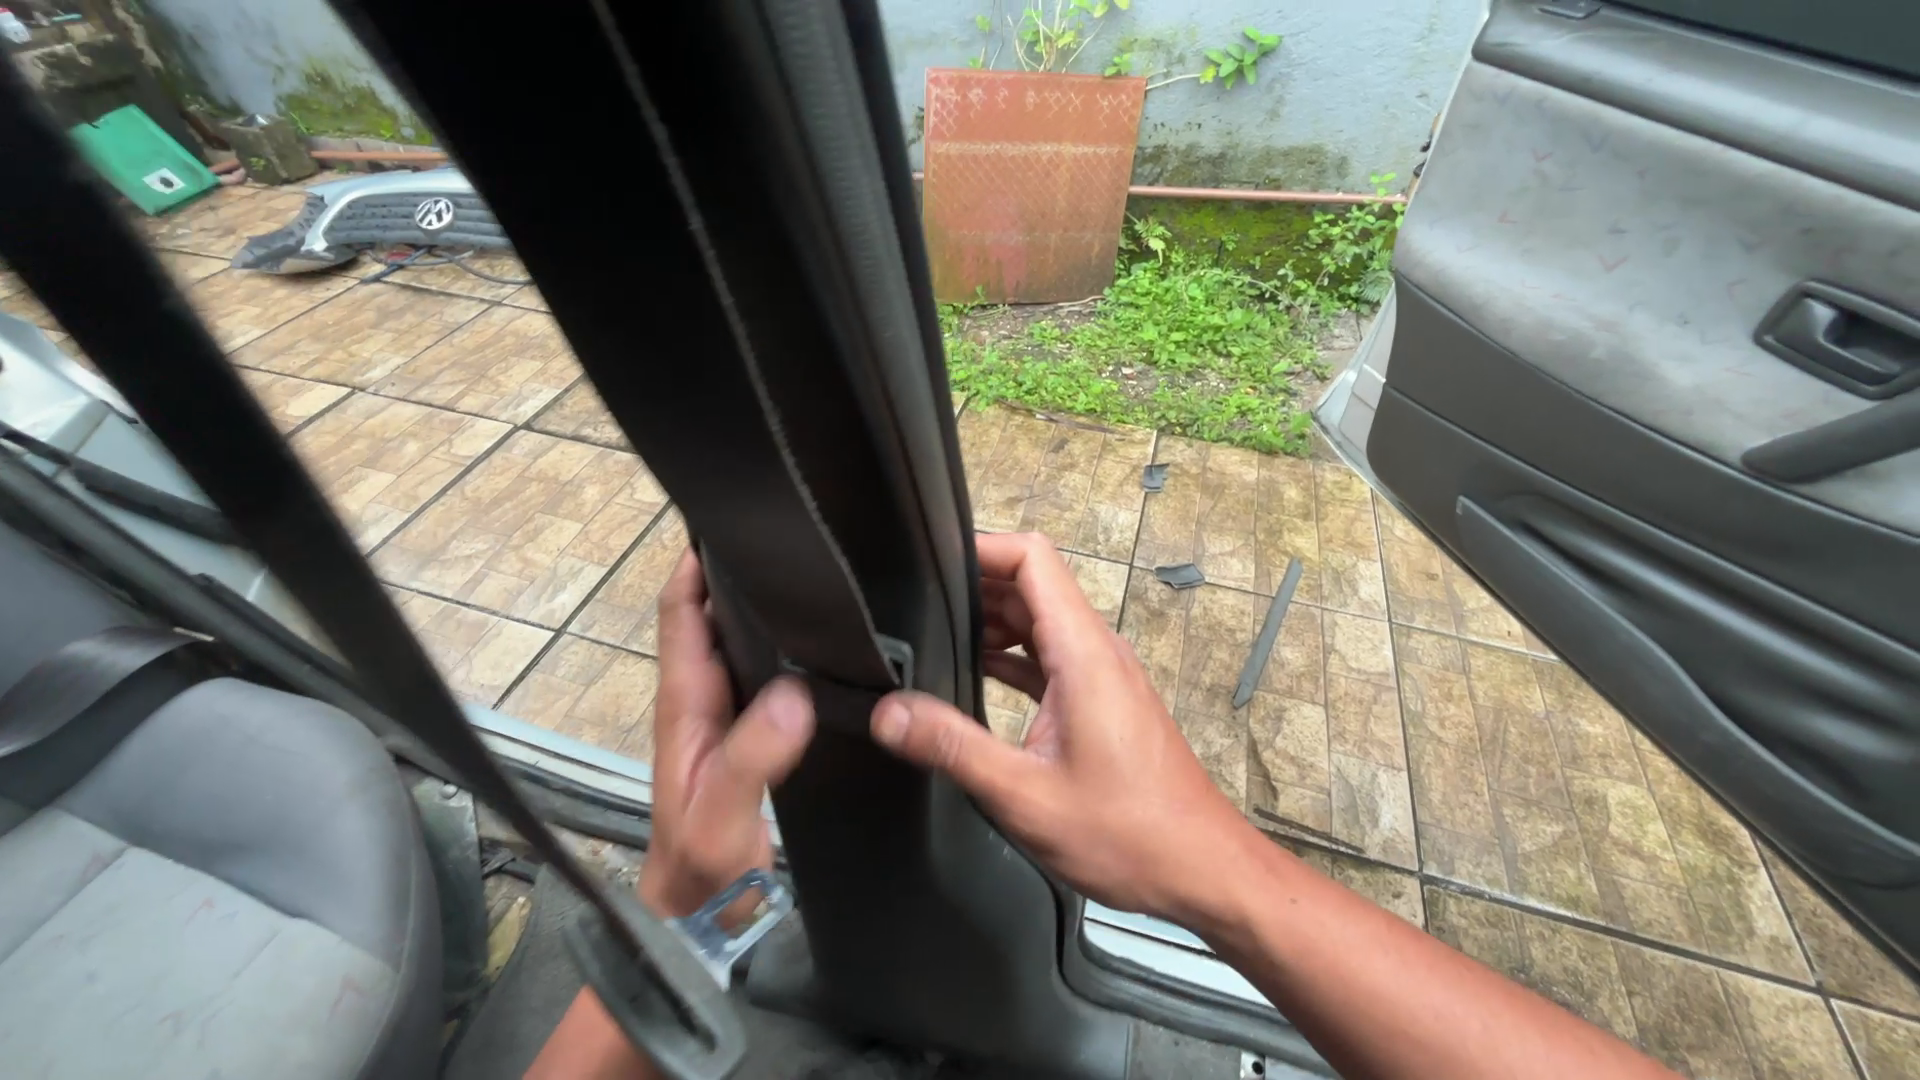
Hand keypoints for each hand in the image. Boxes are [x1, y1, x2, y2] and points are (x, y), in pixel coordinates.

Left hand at [639, 550, 814, 919]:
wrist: (702, 909)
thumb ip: (752, 757)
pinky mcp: (749, 729)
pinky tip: (817, 640)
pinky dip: (782, 644)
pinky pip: (763, 669)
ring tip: (812, 578)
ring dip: (761, 607)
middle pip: (710, 613)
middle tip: (791, 539)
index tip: (731, 523)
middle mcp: (700, 694)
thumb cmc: (702, 864)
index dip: (696, 564)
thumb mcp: (722, 814)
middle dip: (737, 573)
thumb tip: (794, 693)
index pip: (681, 612)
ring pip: (738, 639)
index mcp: (684, 701)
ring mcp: (723, 712)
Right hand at [868, 532, 1254, 927]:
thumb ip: (952, 746)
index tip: (931, 559)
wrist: (1200, 867)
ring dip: (992, 622)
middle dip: (974, 586)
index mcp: (1082, 652)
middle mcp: (1096, 650)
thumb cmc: (1127, 833)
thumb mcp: (1024, 794)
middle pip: (1031, 585)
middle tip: (916, 606)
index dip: (982, 547)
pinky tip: (976, 676)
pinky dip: (1012, 656)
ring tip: (935, 639)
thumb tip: (889, 714)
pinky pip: (1051, 656)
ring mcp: (1102, 673)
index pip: (1033, 559)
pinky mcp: (1102, 698)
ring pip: (1040, 621)